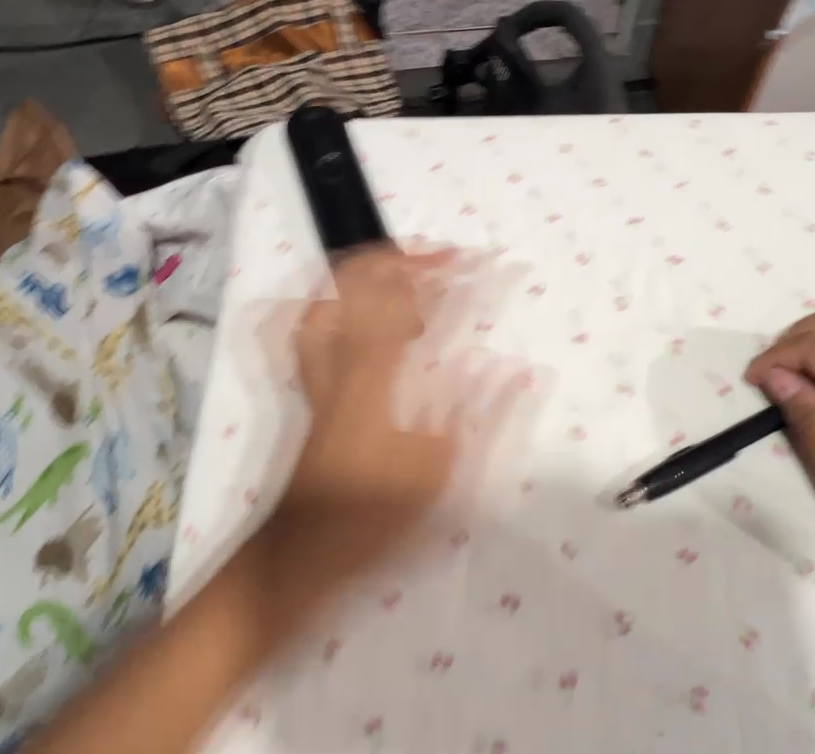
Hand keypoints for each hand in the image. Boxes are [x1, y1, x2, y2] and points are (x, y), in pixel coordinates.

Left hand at [274, 245, 525, 582]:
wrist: (298, 554)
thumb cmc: (369, 521)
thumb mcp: (435, 478)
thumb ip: (477, 417)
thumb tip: (516, 368)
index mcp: (371, 378)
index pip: (405, 303)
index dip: (443, 274)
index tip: (482, 264)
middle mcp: (337, 362)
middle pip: (356, 284)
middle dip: (404, 259)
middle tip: (447, 259)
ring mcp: (316, 372)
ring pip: (329, 298)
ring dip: (369, 274)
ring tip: (409, 273)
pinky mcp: (311, 387)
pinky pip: (319, 324)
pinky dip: (343, 302)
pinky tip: (368, 314)